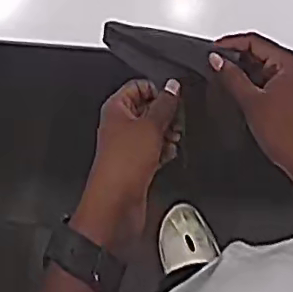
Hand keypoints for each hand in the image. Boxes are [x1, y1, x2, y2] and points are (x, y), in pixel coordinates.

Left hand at [71, 78, 181, 250]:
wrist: (116, 205)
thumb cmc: (123, 164)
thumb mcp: (150, 127)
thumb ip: (164, 105)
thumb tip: (172, 86)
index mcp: (116, 107)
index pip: (138, 86)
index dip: (156, 90)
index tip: (172, 99)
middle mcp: (119, 124)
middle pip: (146, 108)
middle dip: (164, 114)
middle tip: (176, 121)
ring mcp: (127, 145)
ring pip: (151, 130)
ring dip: (166, 133)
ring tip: (174, 137)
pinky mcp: (135, 164)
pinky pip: (153, 150)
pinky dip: (163, 150)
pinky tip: (169, 153)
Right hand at [211, 33, 292, 186]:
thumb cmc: (290, 135)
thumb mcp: (252, 102)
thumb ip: (231, 76)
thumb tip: (217, 60)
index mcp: (286, 62)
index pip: (252, 40)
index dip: (230, 43)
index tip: (213, 50)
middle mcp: (290, 68)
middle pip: (255, 51)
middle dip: (234, 57)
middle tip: (215, 63)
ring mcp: (289, 81)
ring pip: (258, 66)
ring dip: (241, 71)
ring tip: (223, 77)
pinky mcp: (286, 94)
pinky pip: (263, 79)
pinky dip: (248, 82)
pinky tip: (237, 90)